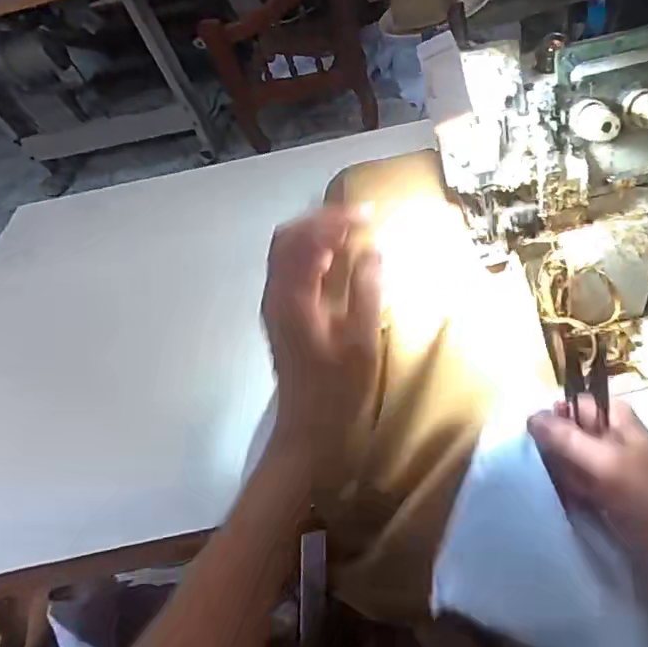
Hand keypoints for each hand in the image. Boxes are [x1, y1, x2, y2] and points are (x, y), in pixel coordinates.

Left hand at [262, 207, 380, 458]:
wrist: (309, 433)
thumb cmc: (339, 392)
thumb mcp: (361, 343)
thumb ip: (366, 293)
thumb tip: (372, 251)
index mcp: (292, 298)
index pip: (306, 239)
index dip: (336, 219)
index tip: (370, 213)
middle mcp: (276, 295)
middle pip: (288, 237)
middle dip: (322, 219)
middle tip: (360, 218)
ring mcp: (275, 306)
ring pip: (287, 251)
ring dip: (316, 234)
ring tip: (352, 232)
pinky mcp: (282, 317)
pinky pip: (292, 269)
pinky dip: (313, 254)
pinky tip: (338, 261)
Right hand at [526, 396, 647, 559]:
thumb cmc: (644, 493)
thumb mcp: (603, 461)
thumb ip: (565, 438)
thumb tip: (529, 417)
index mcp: (613, 414)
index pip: (570, 404)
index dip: (552, 421)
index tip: (539, 445)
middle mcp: (608, 431)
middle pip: (565, 431)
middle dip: (555, 452)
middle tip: (561, 474)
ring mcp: (605, 459)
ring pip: (567, 457)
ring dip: (562, 474)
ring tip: (572, 491)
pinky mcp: (602, 485)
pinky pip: (574, 478)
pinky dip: (570, 489)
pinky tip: (574, 501)